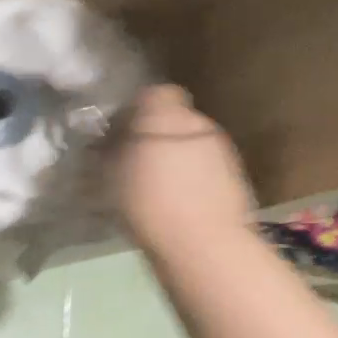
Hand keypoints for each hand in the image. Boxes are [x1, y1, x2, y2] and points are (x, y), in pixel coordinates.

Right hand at [112, 85, 255, 252]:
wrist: (202, 243)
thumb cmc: (146, 203)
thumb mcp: (109, 175)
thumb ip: (107, 150)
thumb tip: (104, 140)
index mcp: (164, 117)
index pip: (153, 94)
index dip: (135, 109)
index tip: (118, 132)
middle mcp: (197, 124)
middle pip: (173, 118)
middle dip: (154, 134)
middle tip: (131, 160)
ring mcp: (221, 149)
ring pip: (190, 142)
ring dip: (172, 155)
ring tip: (153, 185)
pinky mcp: (234, 175)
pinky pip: (203, 165)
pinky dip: (189, 174)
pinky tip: (175, 200)